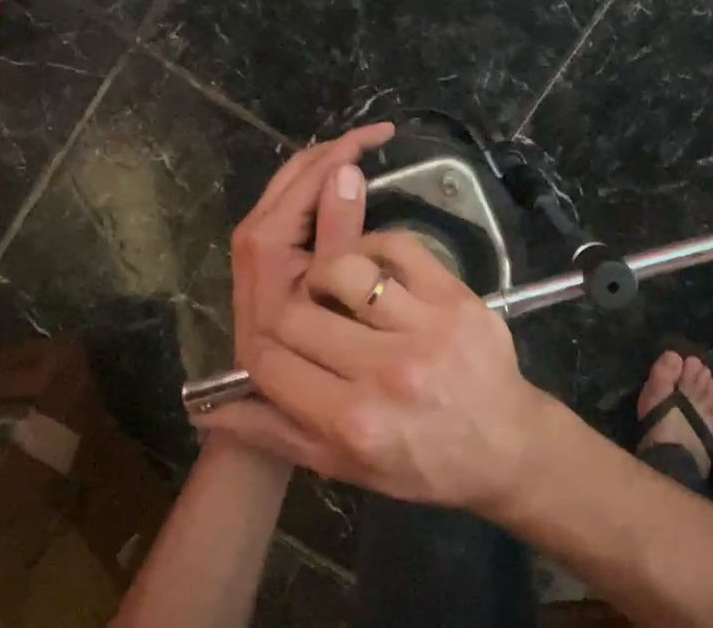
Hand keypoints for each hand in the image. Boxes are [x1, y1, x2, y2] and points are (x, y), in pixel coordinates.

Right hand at [198, 230, 554, 513]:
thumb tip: (206, 410)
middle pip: (296, 313)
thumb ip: (276, 433)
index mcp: (353, 422)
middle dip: (288, 313)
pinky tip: (372, 271)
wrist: (506, 446)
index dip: (260, 351)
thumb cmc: (421, 463)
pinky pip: (397, 247)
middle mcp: (386, 373)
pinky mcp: (457, 296)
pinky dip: (373, 248)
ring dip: (326, 273)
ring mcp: (426, 328)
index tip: (273, 349)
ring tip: (333, 289)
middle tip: (303, 318)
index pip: (269, 363)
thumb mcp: (345, 466)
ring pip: (343, 267)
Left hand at [228, 122, 394, 365]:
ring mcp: (256, 248)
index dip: (346, 147)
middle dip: (335, 149)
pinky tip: (346, 189)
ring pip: (290, 186)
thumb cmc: (310, 353)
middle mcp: (253, 237)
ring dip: (327, 166)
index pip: (307, 175)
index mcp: (266, 241)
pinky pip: (292, 205)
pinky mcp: (265, 259)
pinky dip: (319, 188)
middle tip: (378, 137)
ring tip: (367, 153)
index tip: (384, 133)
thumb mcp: (334, 292)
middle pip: (293, 174)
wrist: (266, 407)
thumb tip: (346, 171)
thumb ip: (338, 232)